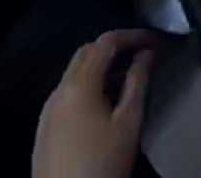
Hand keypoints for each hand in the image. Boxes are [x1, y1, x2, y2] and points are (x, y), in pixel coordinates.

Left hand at [33, 29, 160, 177]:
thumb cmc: (102, 166)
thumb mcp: (129, 121)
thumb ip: (139, 80)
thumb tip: (146, 54)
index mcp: (79, 85)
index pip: (107, 42)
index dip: (135, 35)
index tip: (157, 42)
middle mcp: (58, 92)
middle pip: (88, 52)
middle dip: (117, 47)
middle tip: (143, 55)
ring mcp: (47, 113)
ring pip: (76, 72)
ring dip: (103, 66)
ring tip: (129, 79)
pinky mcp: (44, 132)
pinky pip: (68, 93)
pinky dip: (89, 85)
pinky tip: (105, 104)